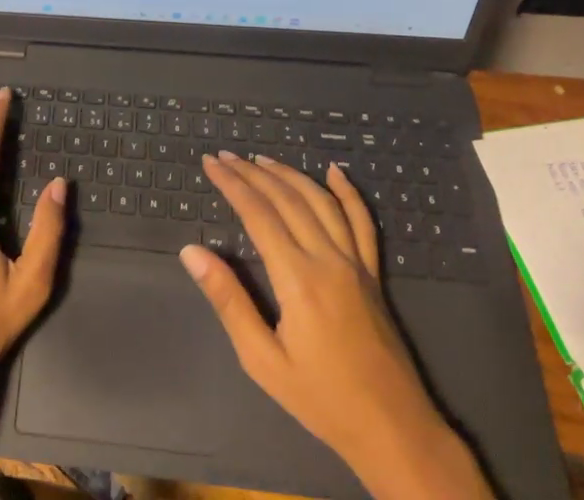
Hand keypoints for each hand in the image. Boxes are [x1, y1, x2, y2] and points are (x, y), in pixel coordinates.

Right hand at [181, 153, 491, 499]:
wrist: (391, 427)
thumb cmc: (320, 398)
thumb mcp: (262, 359)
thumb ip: (229, 301)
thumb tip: (192, 253)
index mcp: (298, 279)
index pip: (259, 214)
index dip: (232, 184)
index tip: (210, 163)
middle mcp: (329, 260)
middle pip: (288, 200)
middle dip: (253, 173)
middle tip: (225, 156)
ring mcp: (356, 264)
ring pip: (322, 202)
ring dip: (290, 174)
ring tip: (261, 159)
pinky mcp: (373, 274)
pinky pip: (363, 222)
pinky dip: (348, 192)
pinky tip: (334, 171)